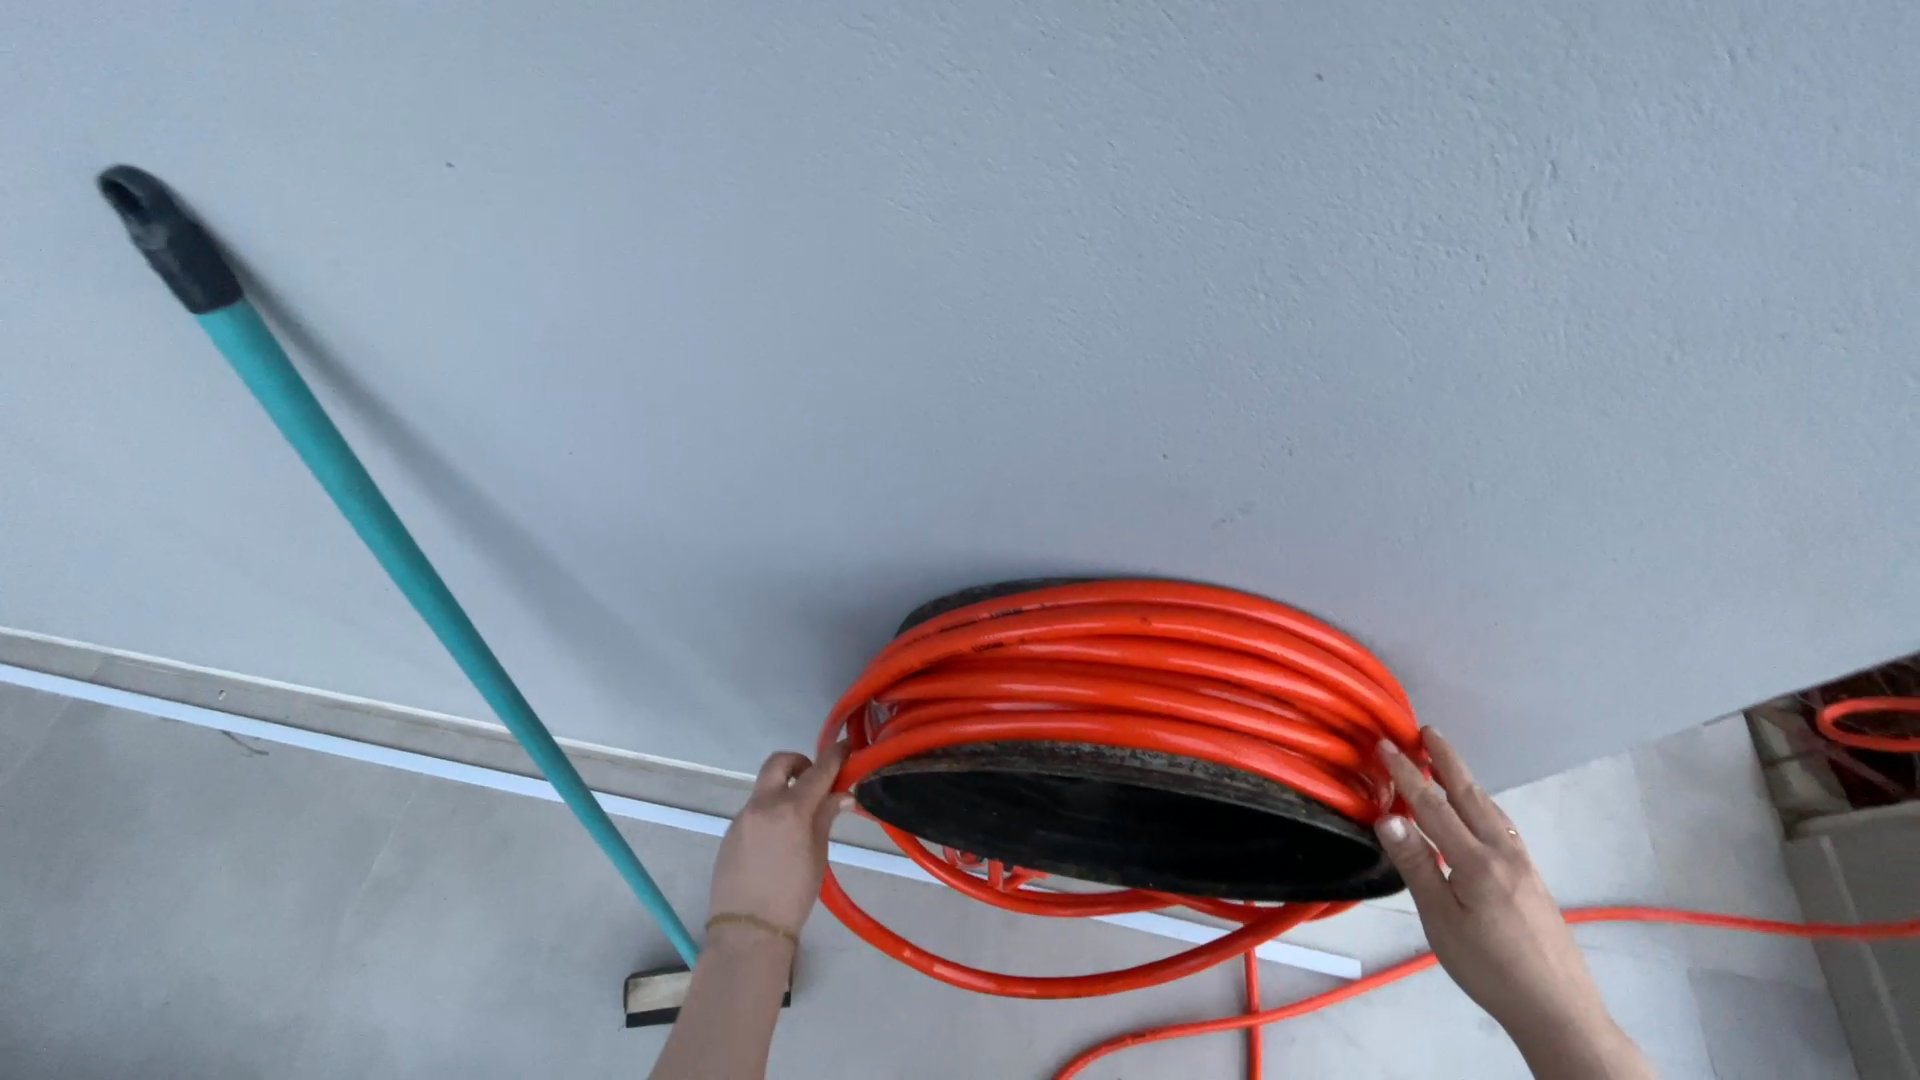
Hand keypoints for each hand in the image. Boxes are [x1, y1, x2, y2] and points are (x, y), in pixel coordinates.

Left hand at [707, 741, 851, 945]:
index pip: (818, 771)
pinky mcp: (730, 831)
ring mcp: (742, 816)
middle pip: (779, 762)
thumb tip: (843, 796)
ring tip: (799, 820)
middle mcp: (763, 805)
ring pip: (765, 787)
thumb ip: (826, 817)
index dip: (835, 755)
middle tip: (814, 779)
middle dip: (800, 762)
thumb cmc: (793, 896)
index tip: (847, 746)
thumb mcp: (818, 855)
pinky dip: (770, 812)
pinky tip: (778, 841)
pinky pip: (754, 810)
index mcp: (790, 810)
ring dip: (784, 790)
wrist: (748, 930)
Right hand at [1374, 729, 1651, 1077]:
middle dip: (1446, 762)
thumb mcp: (1440, 920)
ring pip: (1491, 811)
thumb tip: (1387, 817)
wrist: (1559, 1010)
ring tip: (1448, 763)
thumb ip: (1416, 865)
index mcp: (1475, 861)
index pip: (1432, 806)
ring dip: (1466, 781)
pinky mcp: (1532, 881)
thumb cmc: (1489, 967)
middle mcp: (1503, 854)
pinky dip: (1484, 806)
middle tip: (1428, 731)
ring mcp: (1523, 866)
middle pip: (1470, 797)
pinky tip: (1482, 814)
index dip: (1407, 773)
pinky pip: (1503, 828)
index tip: (1386, 744)